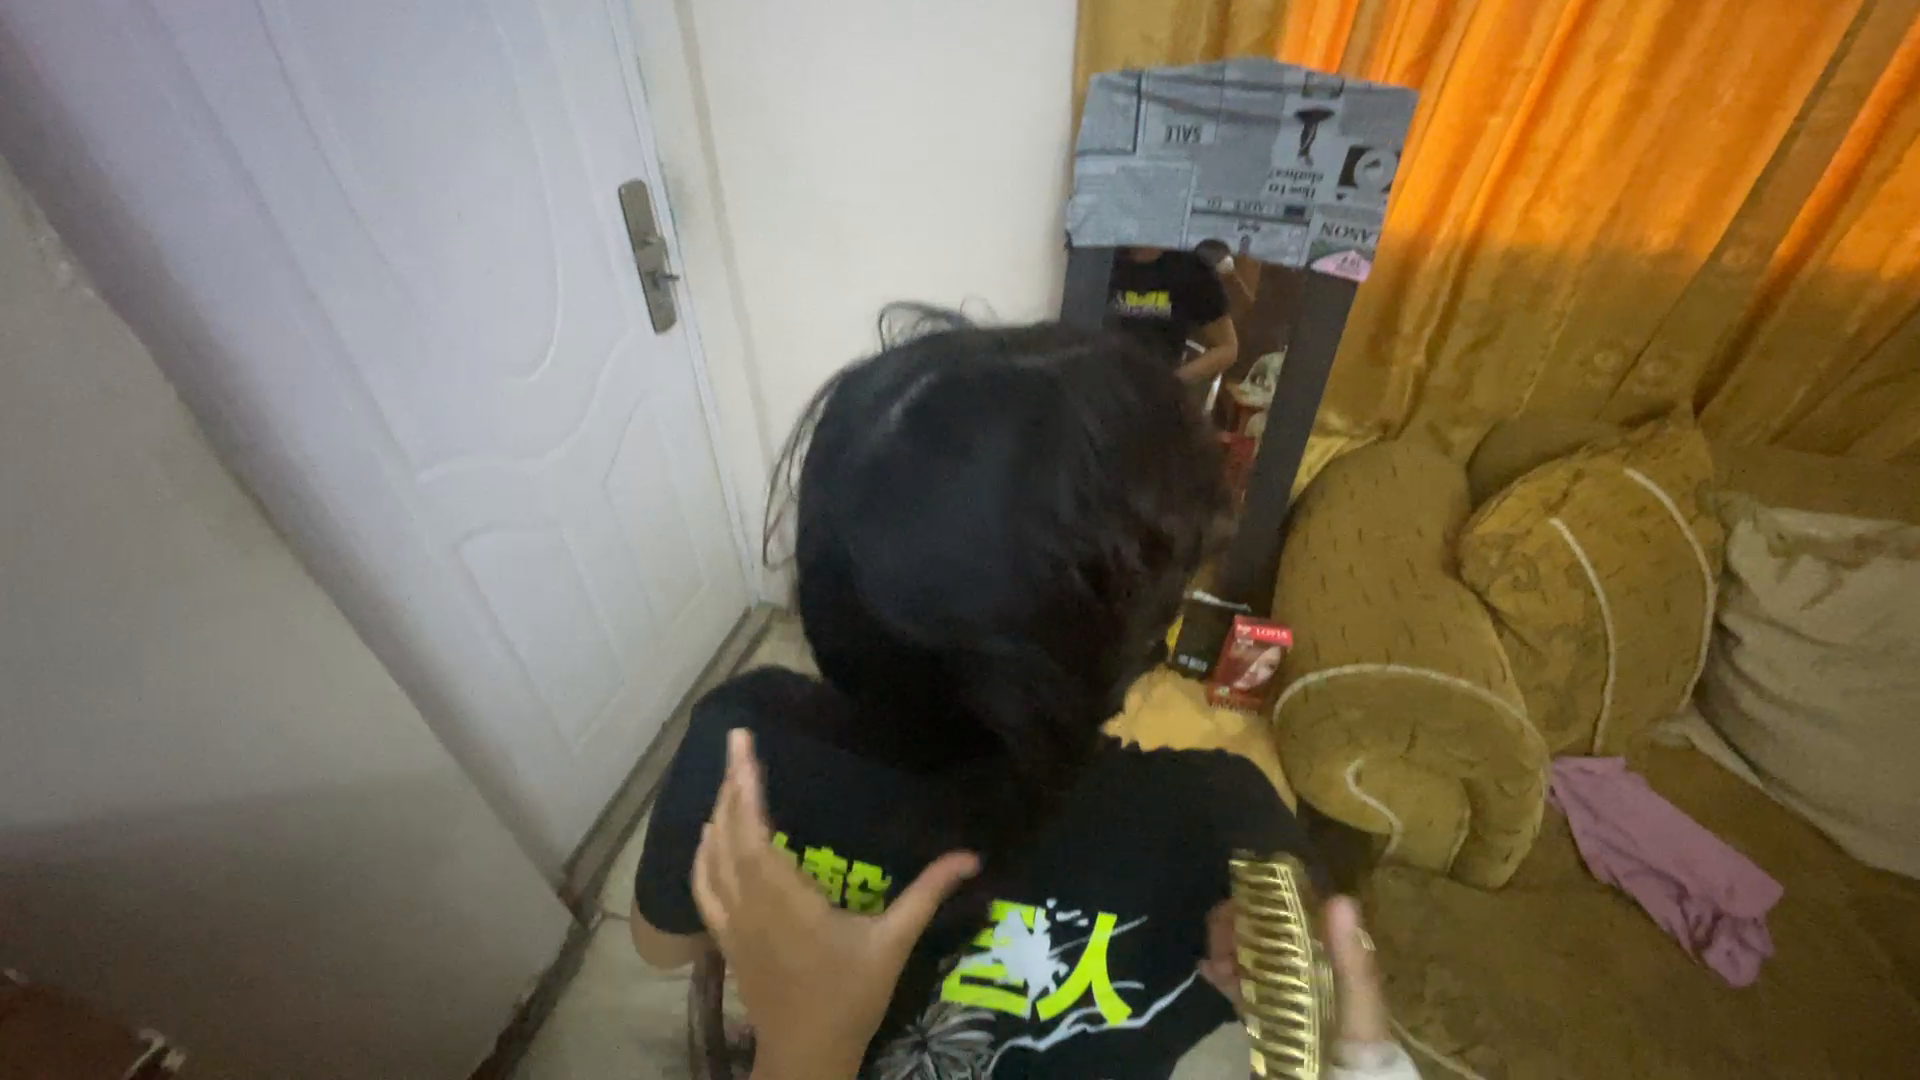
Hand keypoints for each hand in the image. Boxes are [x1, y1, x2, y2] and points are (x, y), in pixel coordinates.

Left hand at [693, 729, 979, 1079]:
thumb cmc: (851, 997)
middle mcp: (751, 907)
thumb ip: (927, 894)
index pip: (756, 835)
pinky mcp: (726, 939)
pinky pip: (703, 888)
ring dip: (716, 812)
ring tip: (728, 773)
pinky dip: (701, 854)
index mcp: (788, 902)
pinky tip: (708, 832)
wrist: (806, 1057)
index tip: (744, 747)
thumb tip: (971, 855)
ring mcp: (732, 924)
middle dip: (729, 784)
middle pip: (728, 836)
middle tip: (735, 740)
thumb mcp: (893, 943)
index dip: (747, 789)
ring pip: (710, 858)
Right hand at [1197, 895, 1390, 1045]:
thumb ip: (1350, 956)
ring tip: (1215, 963)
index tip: (1240, 903)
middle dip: (1234, 926)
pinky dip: (1218, 971)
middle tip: (1220, 939)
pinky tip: (1207, 970)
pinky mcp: (1262, 1008)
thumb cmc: (1354, 1041)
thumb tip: (1340, 898)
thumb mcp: (1359, 1001)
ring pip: (1243, 949)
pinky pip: (1236, 981)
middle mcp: (1300, 960)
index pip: (1289, 910)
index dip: (1262, 901)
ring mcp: (1279, 983)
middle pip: (1259, 927)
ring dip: (1223, 947)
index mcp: (1324, 951)